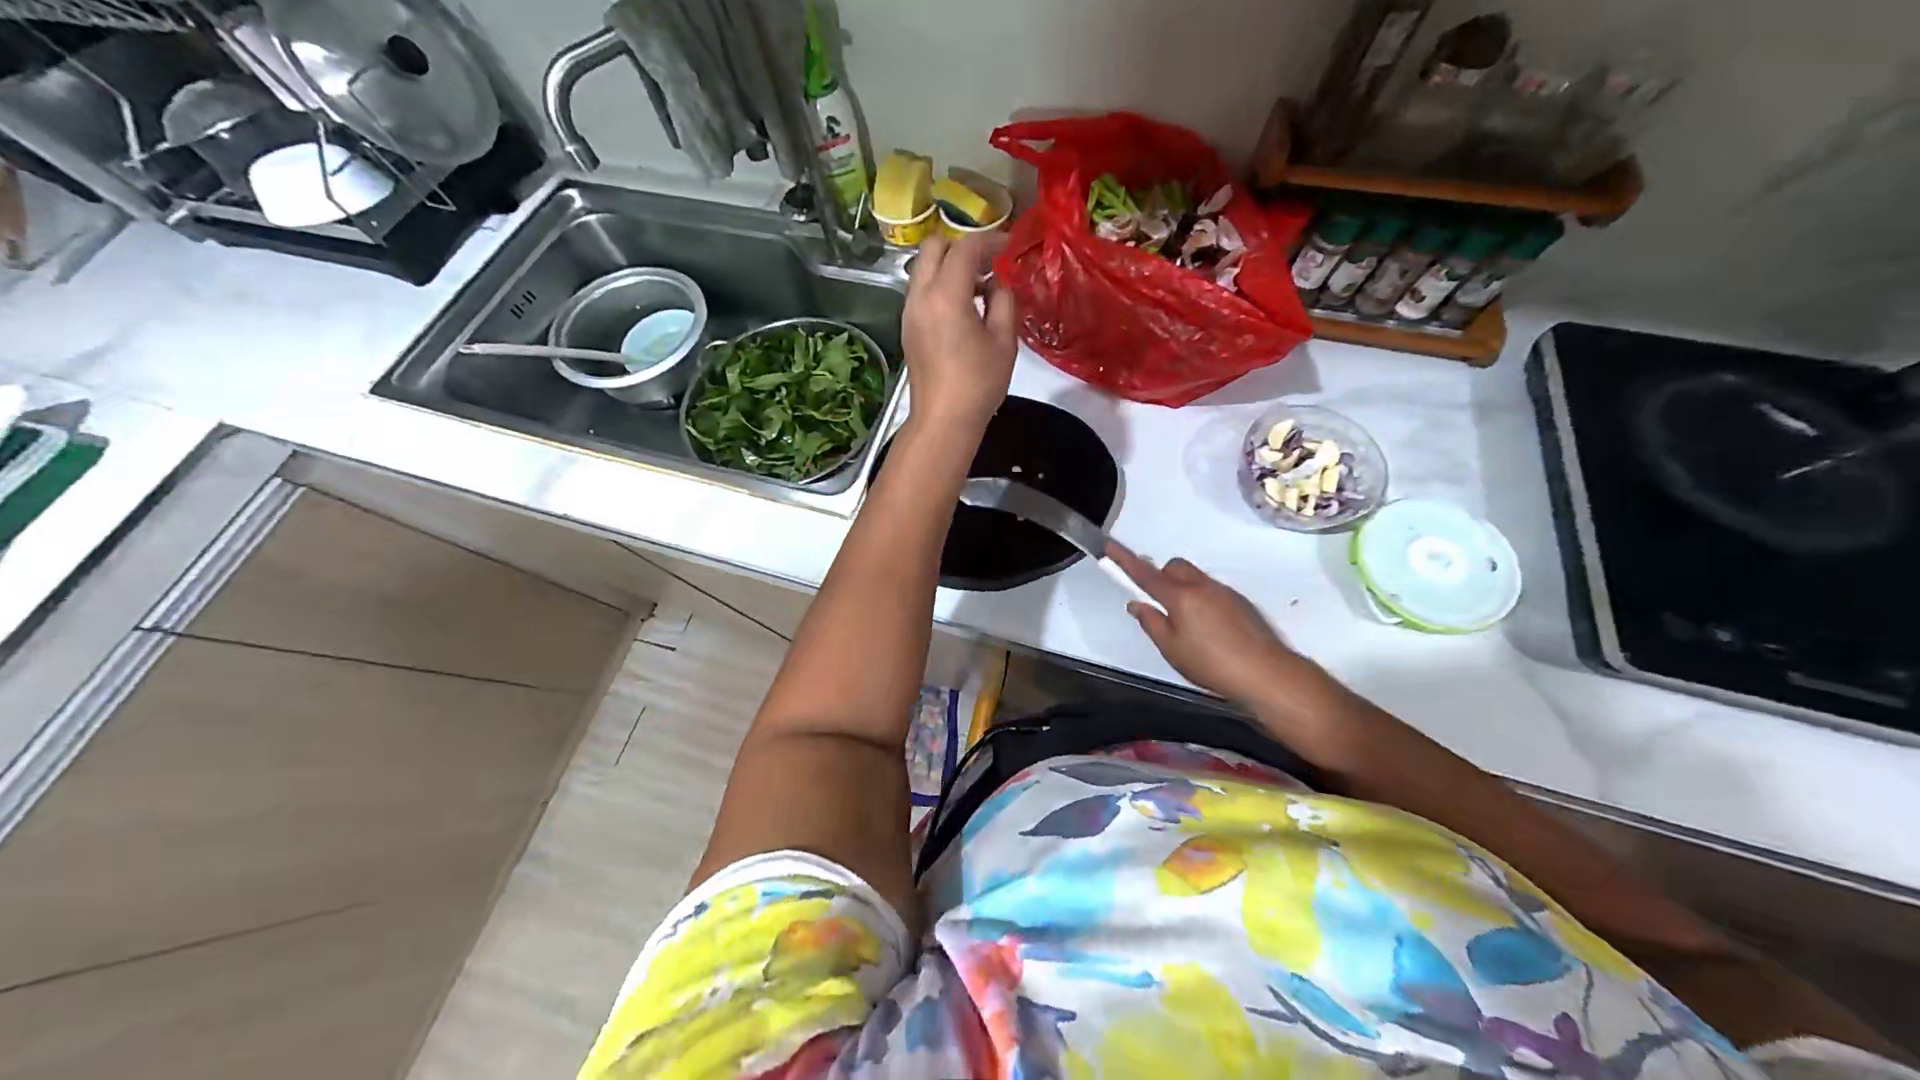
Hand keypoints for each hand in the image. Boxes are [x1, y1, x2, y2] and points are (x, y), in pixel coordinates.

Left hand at [901, 232, 1016, 431]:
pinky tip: (964, 307)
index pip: (964, 248)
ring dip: (950, 266)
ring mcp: (909, 312)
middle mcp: (920, 296)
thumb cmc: (978, 383)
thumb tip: (998, 283)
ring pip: (924, 269)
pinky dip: (941, 285)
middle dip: (962, 246)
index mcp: (945, 295)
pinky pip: (922, 291)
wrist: (943, 420)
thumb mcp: (1004, 340)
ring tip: (979, 287)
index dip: (990, 241)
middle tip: (989, 262)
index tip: (1009, 246)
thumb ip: (1003, 300)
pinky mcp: (908, 328)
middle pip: (934, 247)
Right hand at [1107, 544, 1327, 710]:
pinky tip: (1209, 632)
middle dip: (1162, 577)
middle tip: (1159, 605)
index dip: (1125, 560)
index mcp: (1180, 597)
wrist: (1266, 673)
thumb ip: (1151, 623)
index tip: (1110, 546)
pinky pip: (1212, 592)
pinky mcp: (1240, 603)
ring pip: (1195, 579)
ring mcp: (1224, 593)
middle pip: (1174, 567)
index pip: (1145, 573)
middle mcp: (1202, 587)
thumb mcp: (1171, 649)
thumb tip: (1138, 605)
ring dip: (1183, 590)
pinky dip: (1202, 601)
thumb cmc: (1212, 664)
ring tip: (1186, 626)